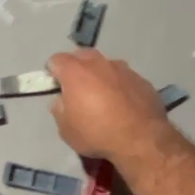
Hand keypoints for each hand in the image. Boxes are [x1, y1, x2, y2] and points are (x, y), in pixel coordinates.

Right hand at [46, 48, 175, 162]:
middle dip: (76, 67)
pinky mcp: (141, 79)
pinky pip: (124, 77)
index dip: (52, 72)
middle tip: (76, 88)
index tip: (54, 86)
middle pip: (82, 55)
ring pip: (105, 64)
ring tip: (101, 95)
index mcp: (76, 73)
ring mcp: (123, 69)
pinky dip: (118, 85)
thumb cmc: (96, 133)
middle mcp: (99, 64)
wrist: (140, 139)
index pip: (56, 60)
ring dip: (99, 75)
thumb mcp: (66, 129)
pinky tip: (121, 103)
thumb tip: (61, 101)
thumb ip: (59, 109)